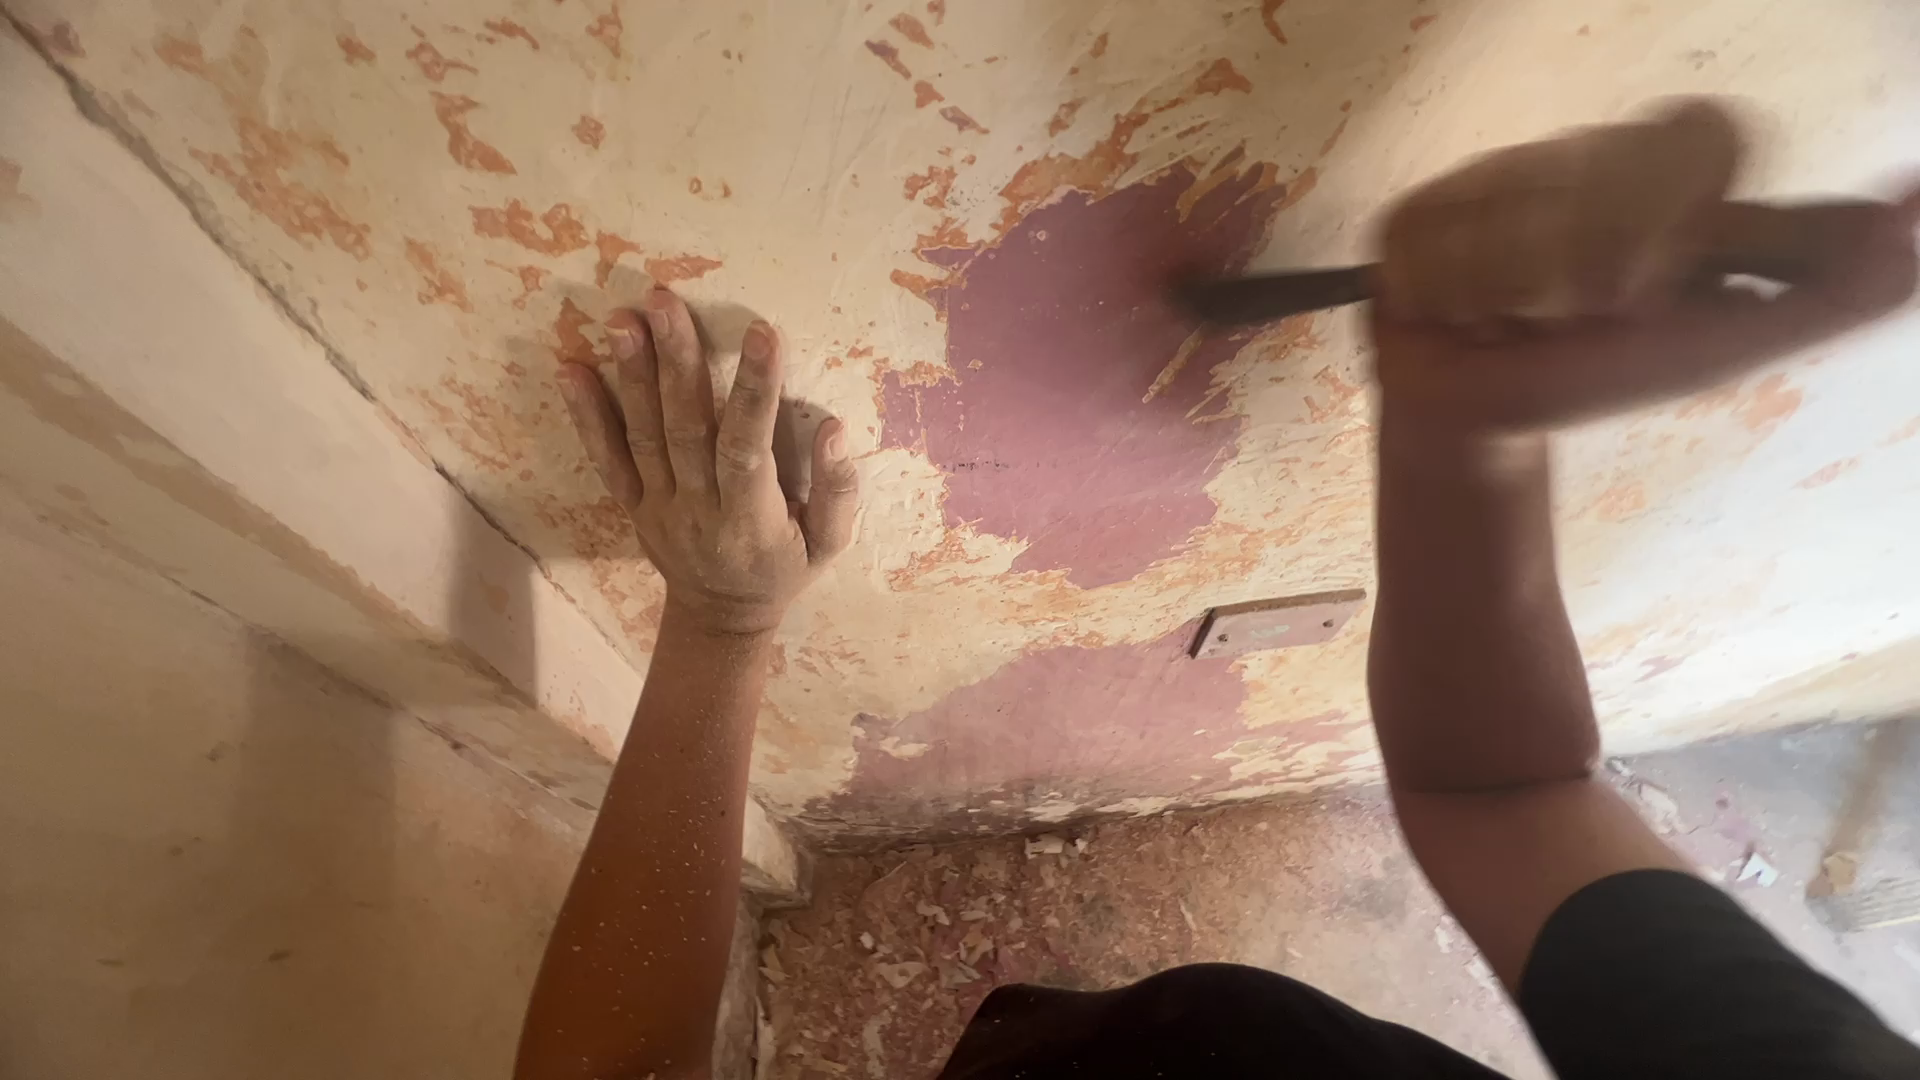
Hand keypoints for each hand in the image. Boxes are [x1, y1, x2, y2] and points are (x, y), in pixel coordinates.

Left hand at [557, 287, 858, 635]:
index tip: (763, 333)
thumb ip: (838, 492)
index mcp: (751, 520)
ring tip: (624, 318)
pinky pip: (606, 459)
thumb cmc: (784, 573)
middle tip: (665, 301)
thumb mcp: (829, 547)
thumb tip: (834, 429)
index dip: (756, 391)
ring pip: (643, 437)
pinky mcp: (634, 505)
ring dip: (632, 375)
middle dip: (678, 362)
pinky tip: (571, 369)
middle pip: (686, 430)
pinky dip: (587, 415)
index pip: (749, 448)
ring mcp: (659, 507)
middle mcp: (698, 510)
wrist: (721, 617)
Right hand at [1371, 98, 1919, 433]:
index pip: (1697, 138)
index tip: (1643, 295)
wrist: (1473, 421)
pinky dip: (1438, 304)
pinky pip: (1425, 248)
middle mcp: (1573, 159)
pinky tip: (1445, 319)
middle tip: (1561, 324)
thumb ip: (1845, 287)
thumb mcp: (1727, 348)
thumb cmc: (1585, 380)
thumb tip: (1919, 197)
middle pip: (1589, 188)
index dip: (1666, 227)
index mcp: (1661, 174)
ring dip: (1501, 307)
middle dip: (1573, 286)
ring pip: (1500, 227)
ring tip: (1495, 328)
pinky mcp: (1408, 220)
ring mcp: (1484, 181)